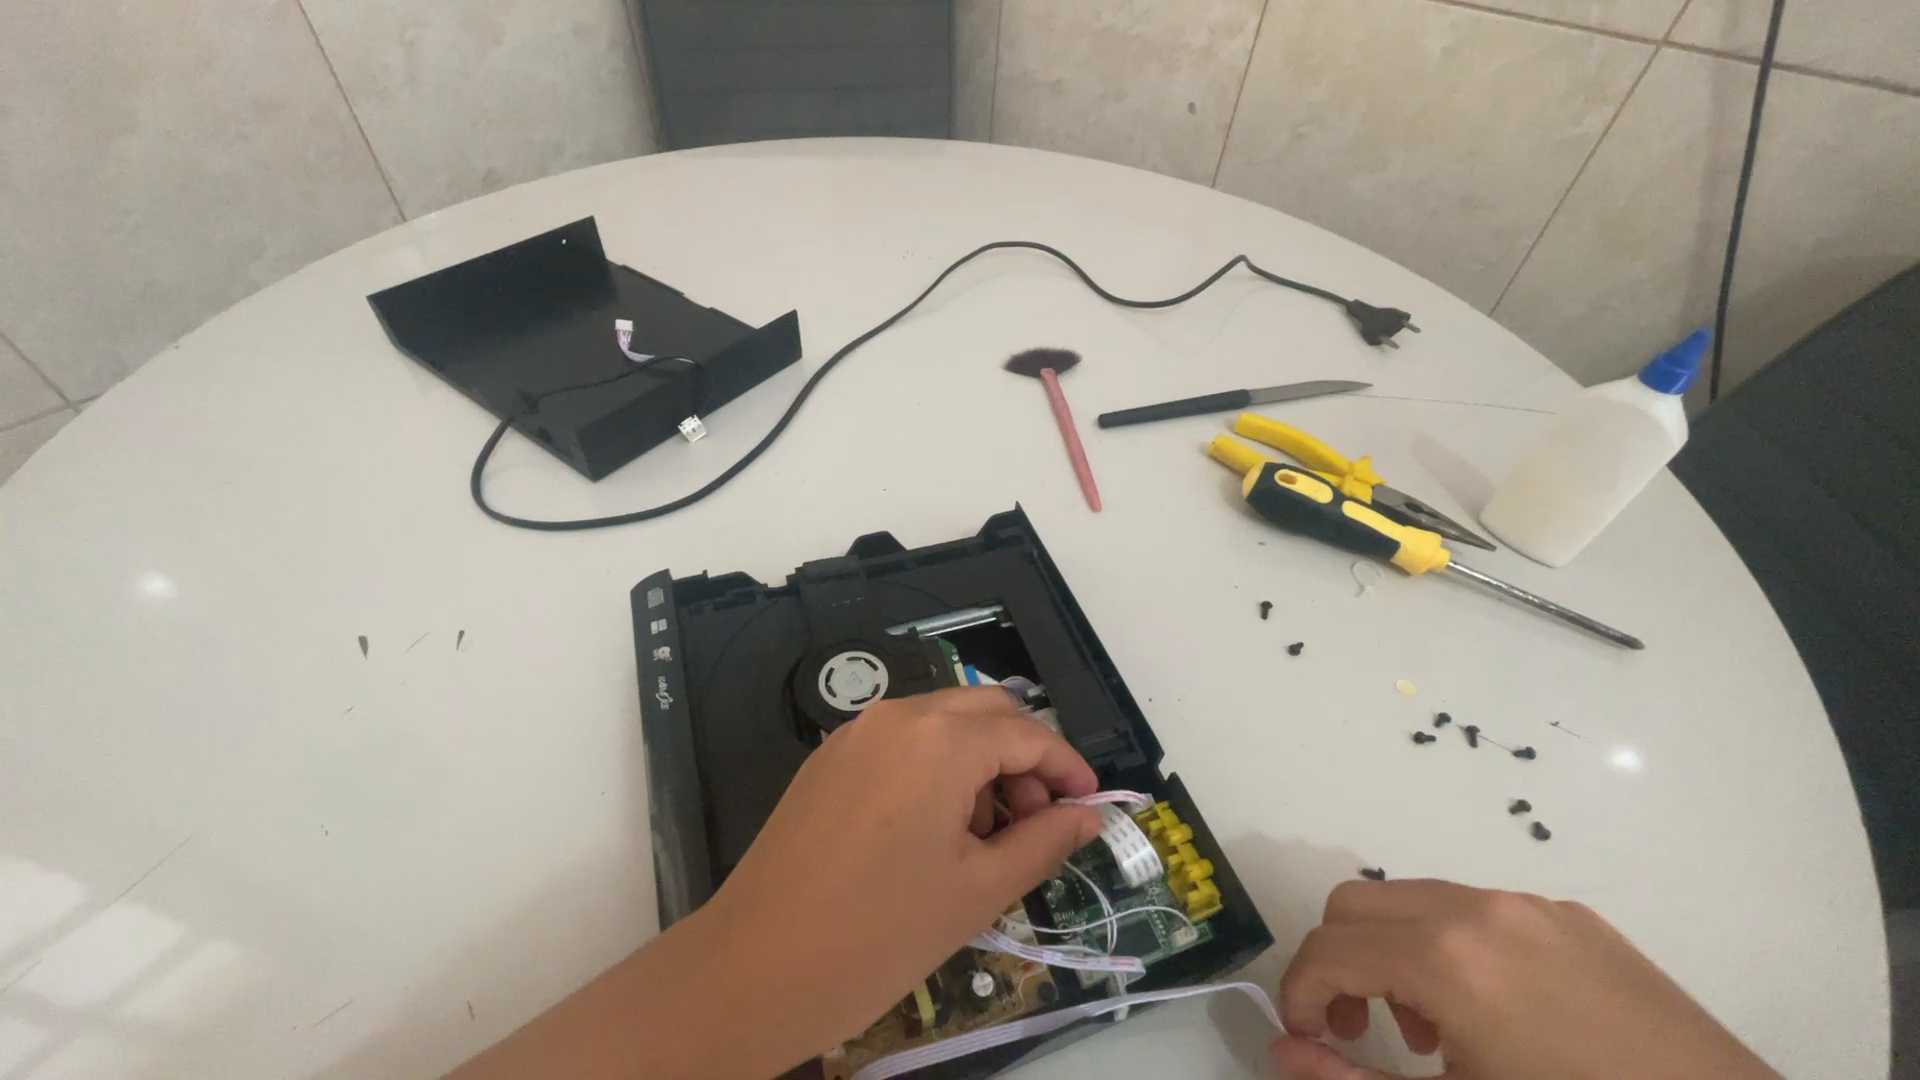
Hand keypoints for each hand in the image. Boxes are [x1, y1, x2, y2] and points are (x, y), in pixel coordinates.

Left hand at [445, 687, 1101, 1079]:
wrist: (755, 966)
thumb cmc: (881, 933)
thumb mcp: (979, 891)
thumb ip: (1044, 842)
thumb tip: (1086, 816)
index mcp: (941, 740)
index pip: (1027, 733)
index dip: (1067, 766)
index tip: (1089, 805)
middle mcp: (898, 716)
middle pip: (985, 710)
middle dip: (1024, 755)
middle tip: (1037, 819)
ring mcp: (855, 733)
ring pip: (942, 721)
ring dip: (980, 758)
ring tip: (986, 832)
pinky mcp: (828, 757)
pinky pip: (901, 740)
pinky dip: (936, 764)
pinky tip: (934, 825)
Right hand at [1271, 880, 1781, 1079]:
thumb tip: (1281, 1050)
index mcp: (1446, 956)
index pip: (1328, 951)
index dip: (1299, 993)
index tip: (1308, 1040)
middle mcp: (1478, 908)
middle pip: (1356, 904)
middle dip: (1339, 964)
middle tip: (1363, 1033)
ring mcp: (1532, 905)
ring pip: (1415, 900)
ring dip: (1394, 953)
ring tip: (1435, 1030)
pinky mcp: (1576, 918)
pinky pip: (1479, 912)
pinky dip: (1453, 948)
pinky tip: (1501, 1017)